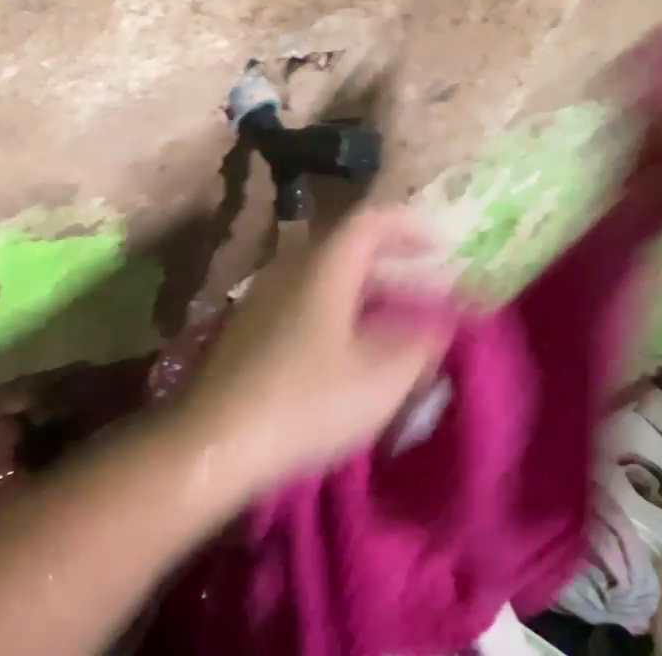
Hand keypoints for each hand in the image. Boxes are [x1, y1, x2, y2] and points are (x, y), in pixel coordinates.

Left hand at [170, 210, 454, 499]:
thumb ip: (421, 341)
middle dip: (392, 265)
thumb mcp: (381, 378)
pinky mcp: (247, 328)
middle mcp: (286, 271)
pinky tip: (352, 348)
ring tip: (399, 324)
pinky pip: (302, 302)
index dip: (408, 226)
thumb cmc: (307, 402)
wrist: (218, 439)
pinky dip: (337, 312)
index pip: (366, 223)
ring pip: (322, 279)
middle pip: (343, 249)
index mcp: (320, 269)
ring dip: (365, 293)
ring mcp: (260, 298)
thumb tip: (442, 317)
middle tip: (430, 292)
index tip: (443, 246)